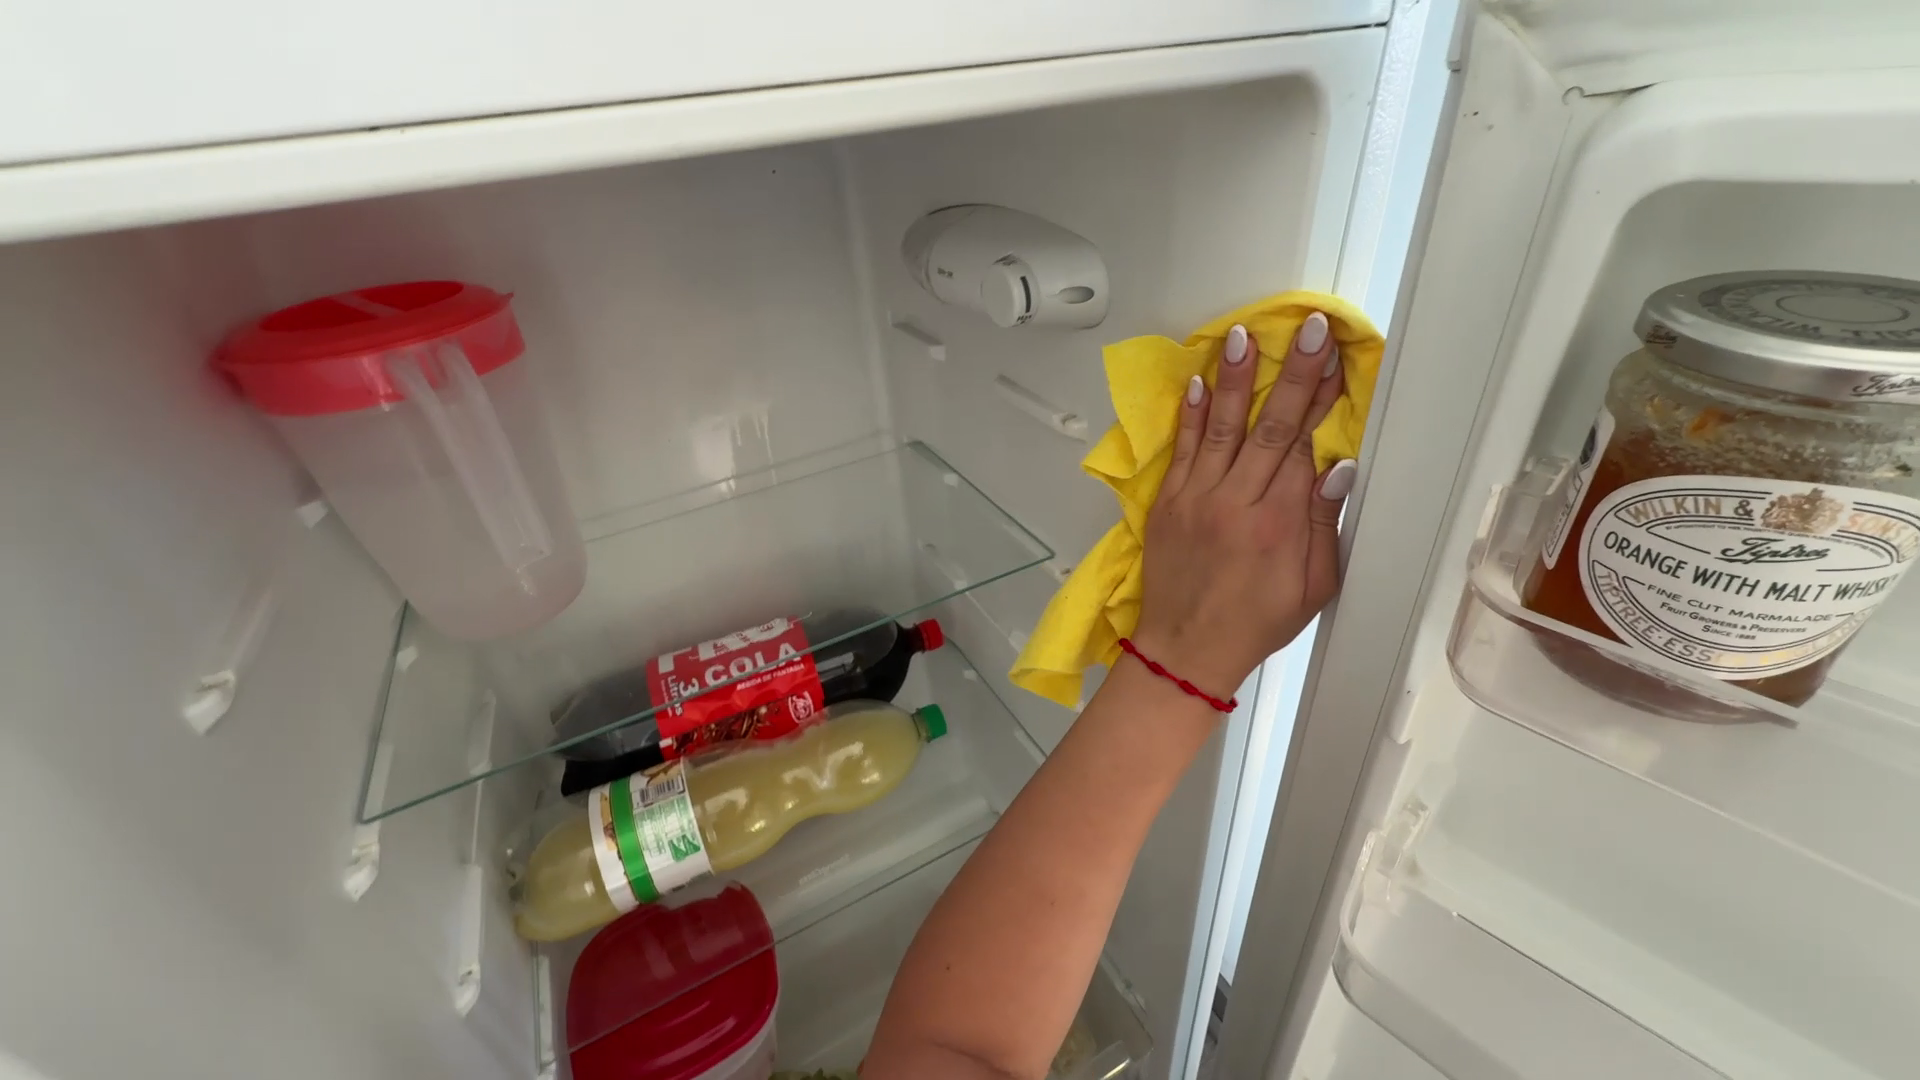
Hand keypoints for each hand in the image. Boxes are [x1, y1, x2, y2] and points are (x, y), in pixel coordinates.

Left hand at [1130, 313, 1355, 701]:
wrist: (1186, 647)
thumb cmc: (1257, 622)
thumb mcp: (1312, 587)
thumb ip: (1324, 524)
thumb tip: (1338, 466)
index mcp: (1280, 524)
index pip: (1306, 445)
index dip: (1321, 399)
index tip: (1335, 358)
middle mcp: (1237, 503)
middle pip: (1271, 427)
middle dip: (1292, 373)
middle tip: (1306, 329)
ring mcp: (1197, 499)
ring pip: (1223, 430)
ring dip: (1236, 380)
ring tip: (1242, 336)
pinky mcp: (1168, 504)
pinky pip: (1183, 452)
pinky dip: (1192, 417)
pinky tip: (1201, 384)